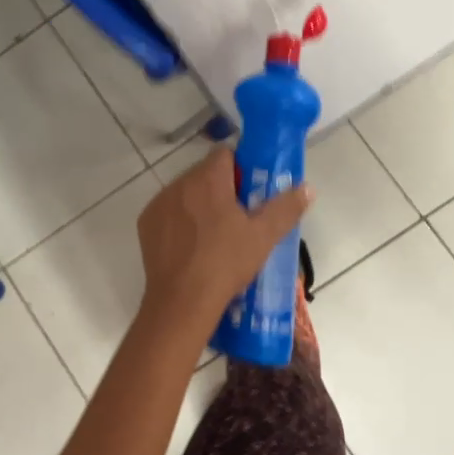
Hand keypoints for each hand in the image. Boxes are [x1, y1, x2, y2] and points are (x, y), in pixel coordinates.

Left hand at [135, 148, 310, 332]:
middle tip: (238, 218)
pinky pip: (167, 211)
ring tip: (215, 235)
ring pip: (185, 192)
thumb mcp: (264, 236)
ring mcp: (159, 202)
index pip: (225, 154)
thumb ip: (285, 208)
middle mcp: (179, 183)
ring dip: (199, 203)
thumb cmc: (226, 263)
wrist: (182, 301)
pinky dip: (179, 221)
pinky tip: (191, 246)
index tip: (251, 192)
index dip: (241, 169)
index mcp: (208, 179)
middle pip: (204, 173)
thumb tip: (307, 188)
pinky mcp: (146, 222)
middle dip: (221, 188)